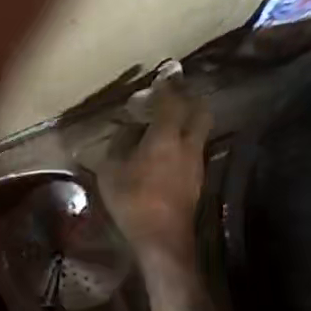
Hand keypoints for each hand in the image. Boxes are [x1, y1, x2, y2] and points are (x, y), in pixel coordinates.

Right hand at [102, 73, 212, 266]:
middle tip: (174, 95)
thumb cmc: (132, 202)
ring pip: (198, 132)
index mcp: (166, 137)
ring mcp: (196, 164)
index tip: (167, 70)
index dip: (169, 84)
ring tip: (168, 123)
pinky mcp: (197, 181)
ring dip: (187, 123)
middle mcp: (187, 145)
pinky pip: (193, 151)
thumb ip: (117, 147)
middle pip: (199, 112)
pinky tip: (168, 152)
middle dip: (189, 99)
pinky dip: (184, 144)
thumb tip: (124, 132)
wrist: (162, 239)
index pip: (172, 101)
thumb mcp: (111, 172)